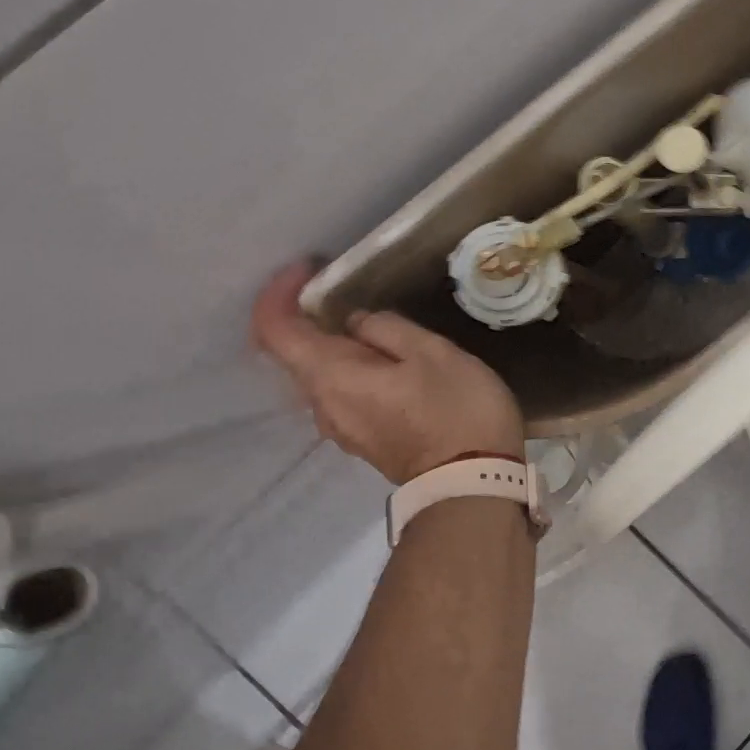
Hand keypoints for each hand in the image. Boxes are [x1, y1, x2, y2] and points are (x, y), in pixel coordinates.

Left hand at [252, 262, 525, 485]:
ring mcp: (343, 429)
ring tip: (380, 330)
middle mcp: (322, 405)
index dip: (280, 294)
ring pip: (325, 377)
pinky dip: (357, 371)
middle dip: (315, 319)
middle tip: (352, 293)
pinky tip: (393, 367)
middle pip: (298, 355)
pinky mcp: (367, 442)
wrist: (473, 481)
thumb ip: (389, 330)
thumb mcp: (433, 353)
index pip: (276, 330)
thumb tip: (361, 323)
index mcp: (330, 376)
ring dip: (341, 348)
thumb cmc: (455, 410)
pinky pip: (347, 396)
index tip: (309, 268)